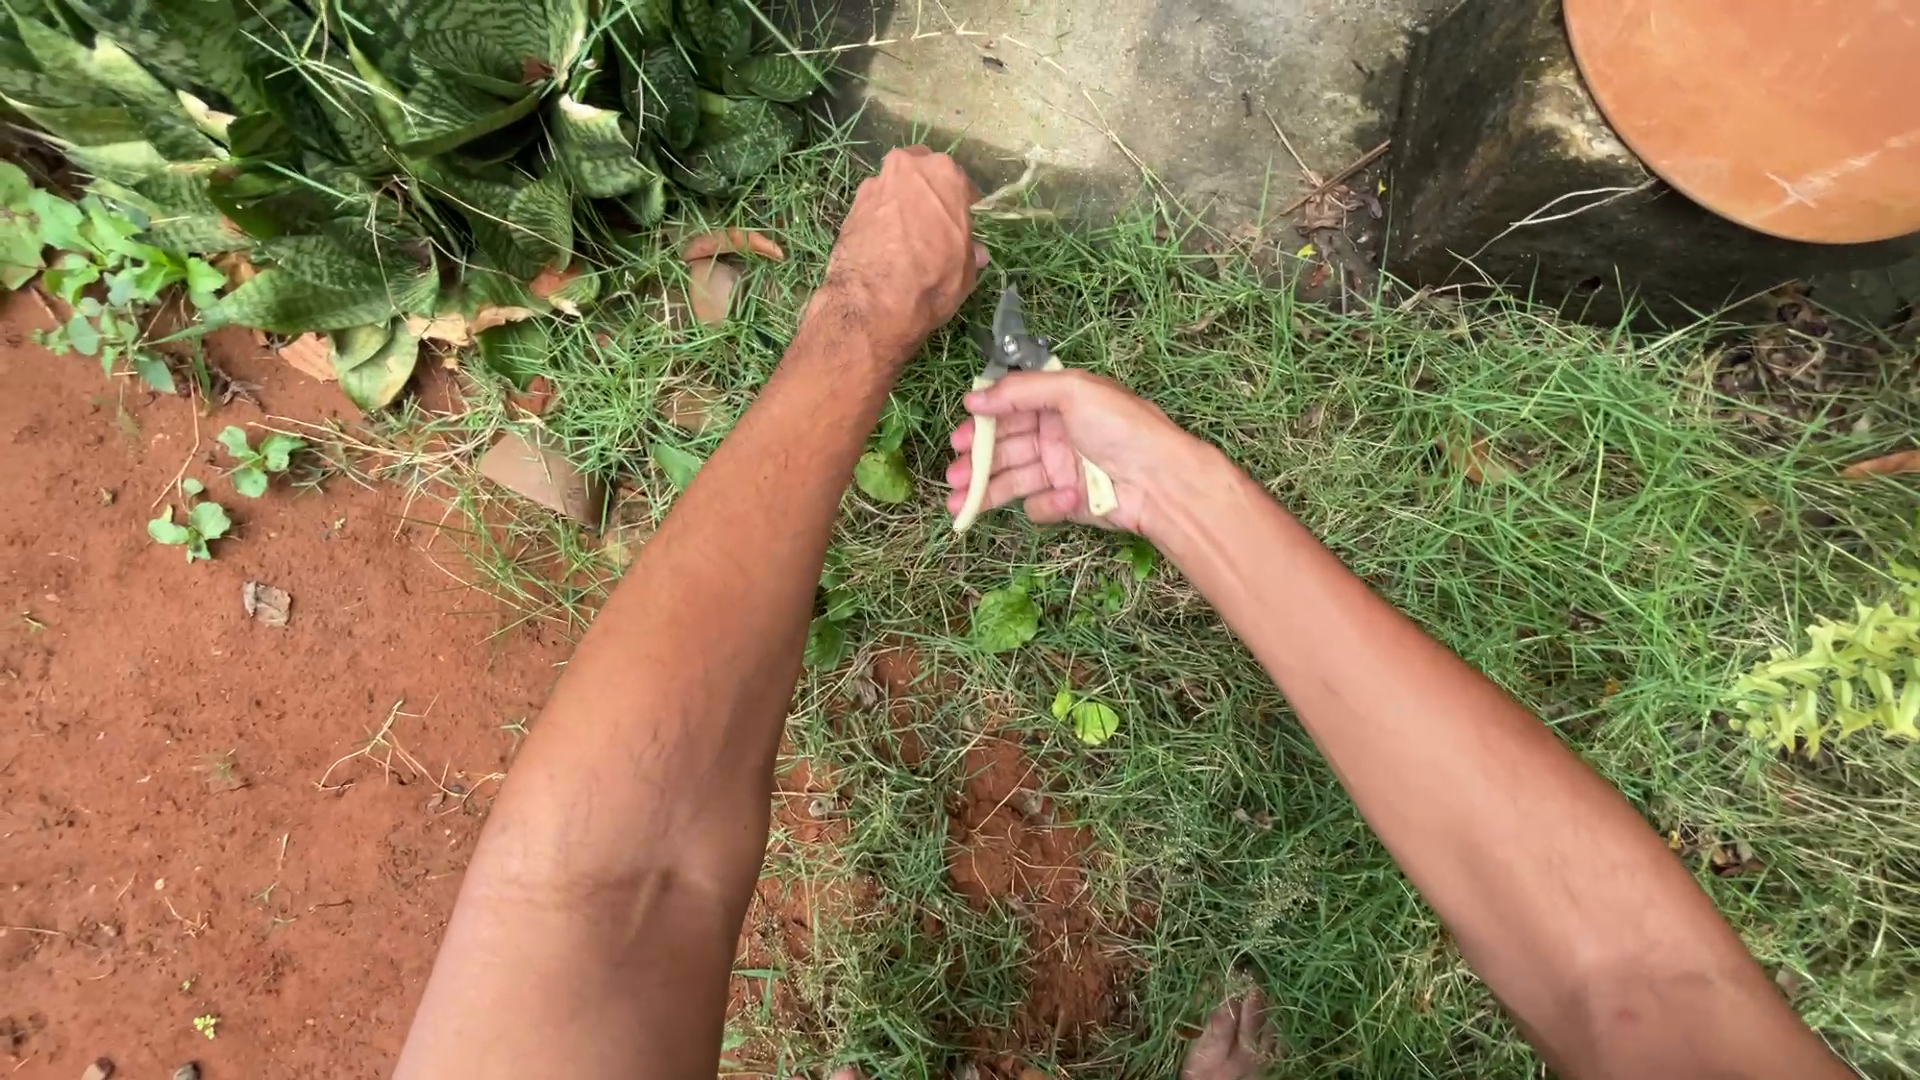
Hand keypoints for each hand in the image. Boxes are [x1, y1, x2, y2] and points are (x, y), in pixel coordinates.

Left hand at [820, 146, 987, 357]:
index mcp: (945, 175)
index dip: (964, 210)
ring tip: (906, 240)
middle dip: (929, 197)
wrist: (874, 302)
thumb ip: (970, 253)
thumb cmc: (932, 281)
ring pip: (896, 190)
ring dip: (903, 207)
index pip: (962, 187)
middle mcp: (909, 167)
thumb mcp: (965, 272)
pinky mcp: (852, 205)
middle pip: (924, 177)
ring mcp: (876, 183)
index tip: (963, 229)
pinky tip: (884, 247)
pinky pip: (876, 209)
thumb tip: (975, 252)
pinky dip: (882, 222)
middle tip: (933, 228)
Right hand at [943, 369, 1207, 535]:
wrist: (1161, 480)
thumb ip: (1020, 391)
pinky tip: (1066, 499)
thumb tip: (973, 398)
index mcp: (1057, 404)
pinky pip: (1040, 504)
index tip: (958, 438)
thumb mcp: (1072, 391)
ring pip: (1012, 480)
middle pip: (1005, 449)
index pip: (1009, 413)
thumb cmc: (1121, 427)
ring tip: (959, 503)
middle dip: (977, 463)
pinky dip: (1046, 503)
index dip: (982, 426)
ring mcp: (1060, 470)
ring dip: (986, 490)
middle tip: (954, 475)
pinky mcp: (1067, 502)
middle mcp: (1055, 435)